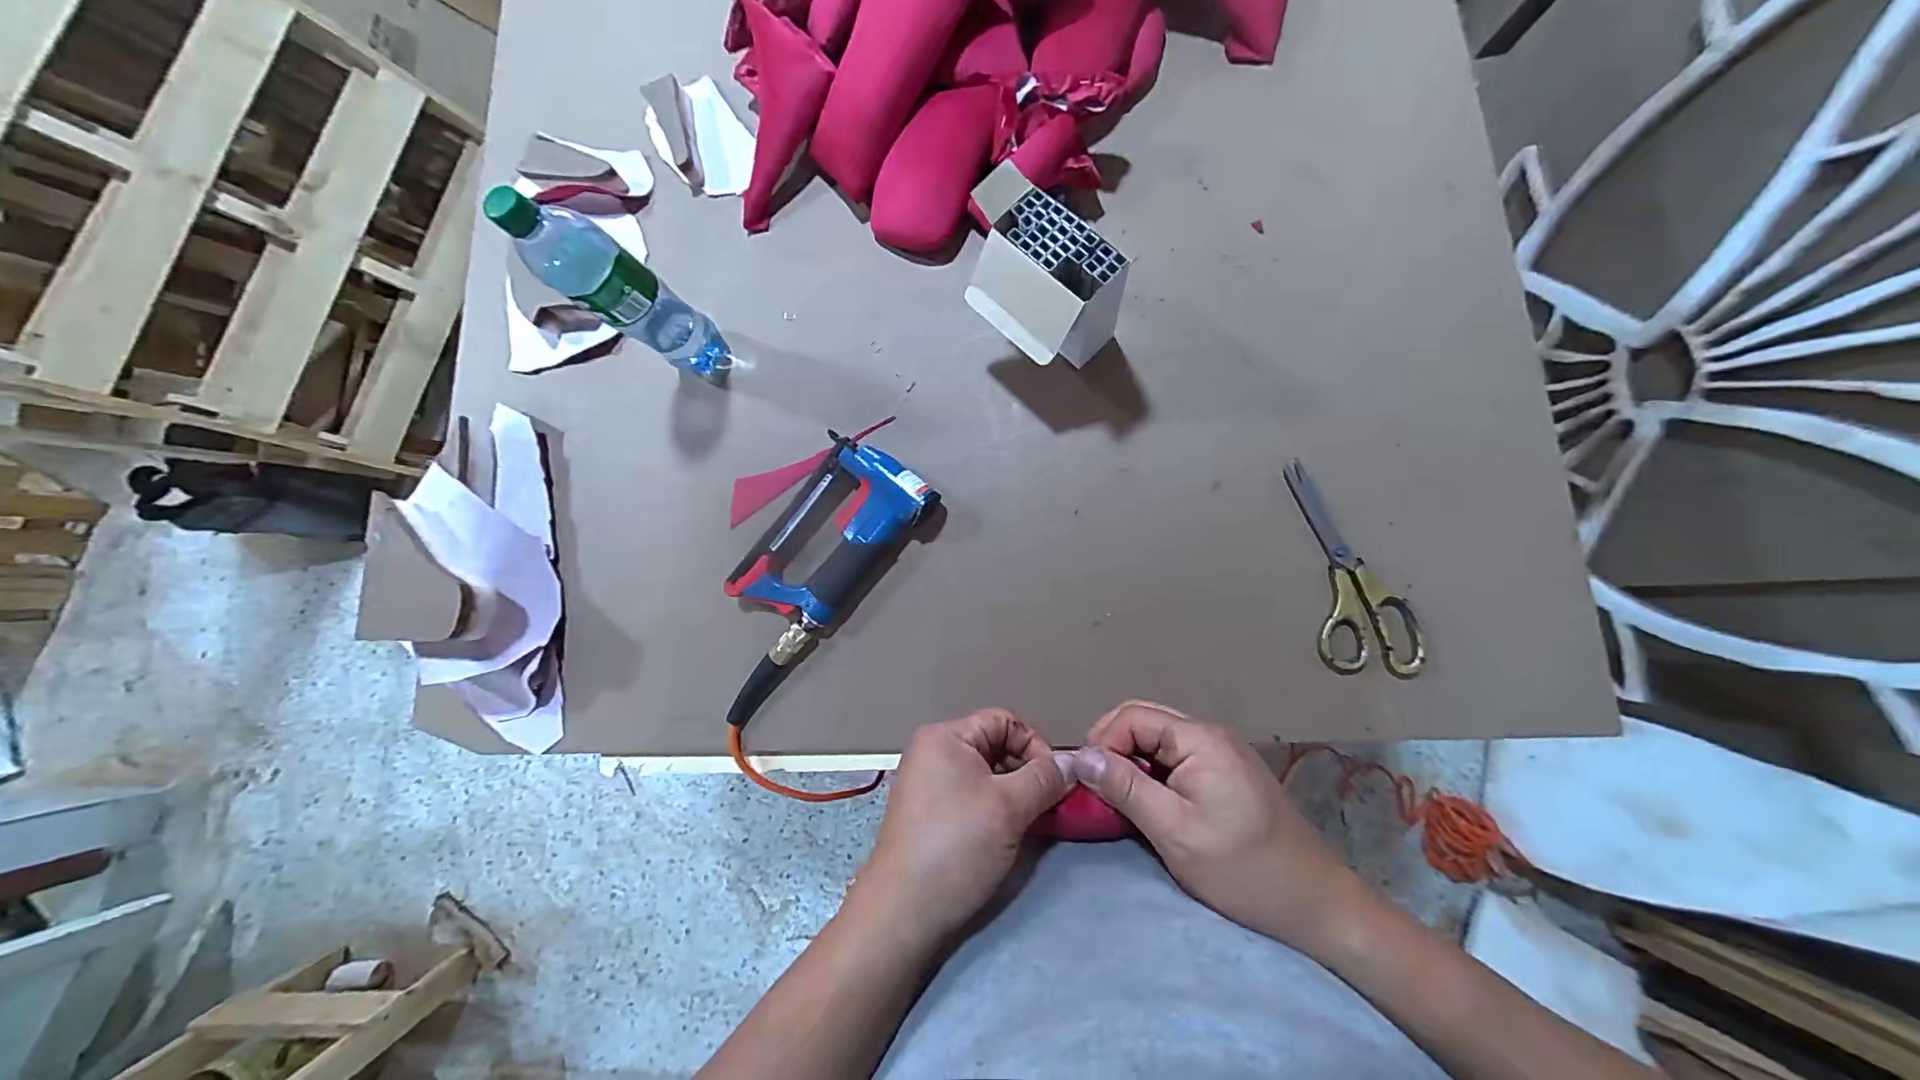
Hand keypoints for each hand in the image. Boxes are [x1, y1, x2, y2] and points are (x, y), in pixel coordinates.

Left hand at [856, 709, 1071, 939]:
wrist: (904, 911)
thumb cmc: (956, 846)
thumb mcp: (1010, 807)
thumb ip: (1046, 779)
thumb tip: (1072, 763)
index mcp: (945, 737)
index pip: (1004, 720)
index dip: (1035, 744)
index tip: (1055, 781)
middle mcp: (932, 752)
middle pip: (995, 745)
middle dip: (1027, 771)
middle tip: (1049, 803)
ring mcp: (928, 784)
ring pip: (986, 774)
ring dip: (1014, 792)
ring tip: (1032, 820)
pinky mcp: (929, 813)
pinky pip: (971, 795)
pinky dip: (995, 808)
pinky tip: (1009, 833)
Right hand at [1070, 700, 1371, 954]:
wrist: (1317, 906)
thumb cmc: (1243, 870)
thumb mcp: (1174, 831)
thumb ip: (1125, 788)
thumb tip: (1080, 757)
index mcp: (1200, 738)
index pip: (1130, 716)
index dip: (1100, 743)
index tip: (1085, 783)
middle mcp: (1210, 734)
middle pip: (1143, 722)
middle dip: (1111, 750)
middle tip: (1095, 791)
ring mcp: (1221, 751)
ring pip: (1156, 740)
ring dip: (1130, 763)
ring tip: (1117, 800)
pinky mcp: (1225, 772)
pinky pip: (1174, 758)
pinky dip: (1151, 774)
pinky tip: (1147, 803)